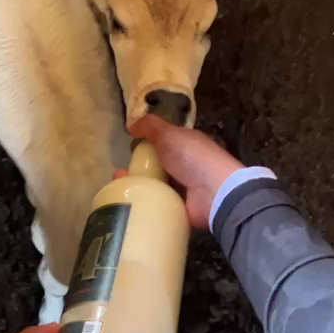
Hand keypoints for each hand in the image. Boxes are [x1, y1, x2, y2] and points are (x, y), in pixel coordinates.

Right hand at [126, 116, 246, 229]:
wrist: (213, 192)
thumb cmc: (191, 156)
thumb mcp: (168, 133)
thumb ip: (149, 126)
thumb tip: (130, 123)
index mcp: (187, 145)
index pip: (165, 142)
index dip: (148, 144)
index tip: (129, 150)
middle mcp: (188, 166)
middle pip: (159, 165)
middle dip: (139, 168)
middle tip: (119, 173)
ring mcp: (186, 189)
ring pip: (157, 186)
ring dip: (140, 187)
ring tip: (121, 189)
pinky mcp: (182, 209)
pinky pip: (160, 205)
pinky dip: (147, 204)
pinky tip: (131, 204)